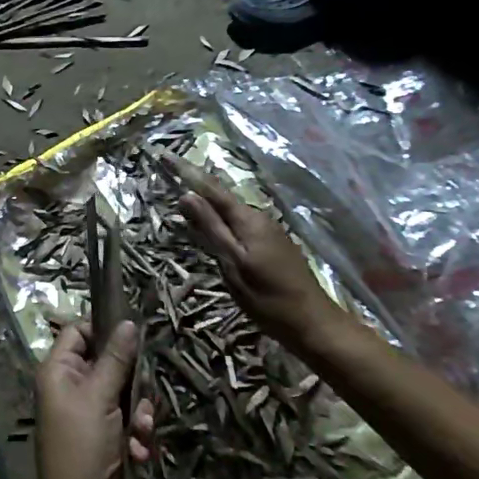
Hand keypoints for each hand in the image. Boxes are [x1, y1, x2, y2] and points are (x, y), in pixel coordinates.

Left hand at [35, 320, 155, 478]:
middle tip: (140, 395)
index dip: (103, 330)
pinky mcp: (109, 438)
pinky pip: (132, 422)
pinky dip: (139, 435)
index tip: (134, 333)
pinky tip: (140, 453)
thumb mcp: (99, 397)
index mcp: (57, 371)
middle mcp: (71, 388)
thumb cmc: (82, 447)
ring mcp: (91, 414)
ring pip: (126, 393)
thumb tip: (127, 322)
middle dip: (131, 381)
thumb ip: (116, 359)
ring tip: (140, 432)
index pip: (78, 332)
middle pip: (109, 363)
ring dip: (139, 413)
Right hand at [179, 181, 341, 340]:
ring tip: (184, 200)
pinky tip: (212, 227)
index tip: (165, 155)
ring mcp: (269, 232)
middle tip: (170, 174)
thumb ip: (211, 228)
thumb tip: (186, 195)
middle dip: (196, 185)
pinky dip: (221, 221)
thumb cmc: (267, 297)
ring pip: (231, 212)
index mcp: (248, 219)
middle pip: (222, 197)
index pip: (211, 188)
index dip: (186, 171)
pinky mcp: (273, 245)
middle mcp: (260, 218)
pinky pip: (240, 224)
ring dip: (208, 204)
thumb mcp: (232, 262)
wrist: (313, 323)